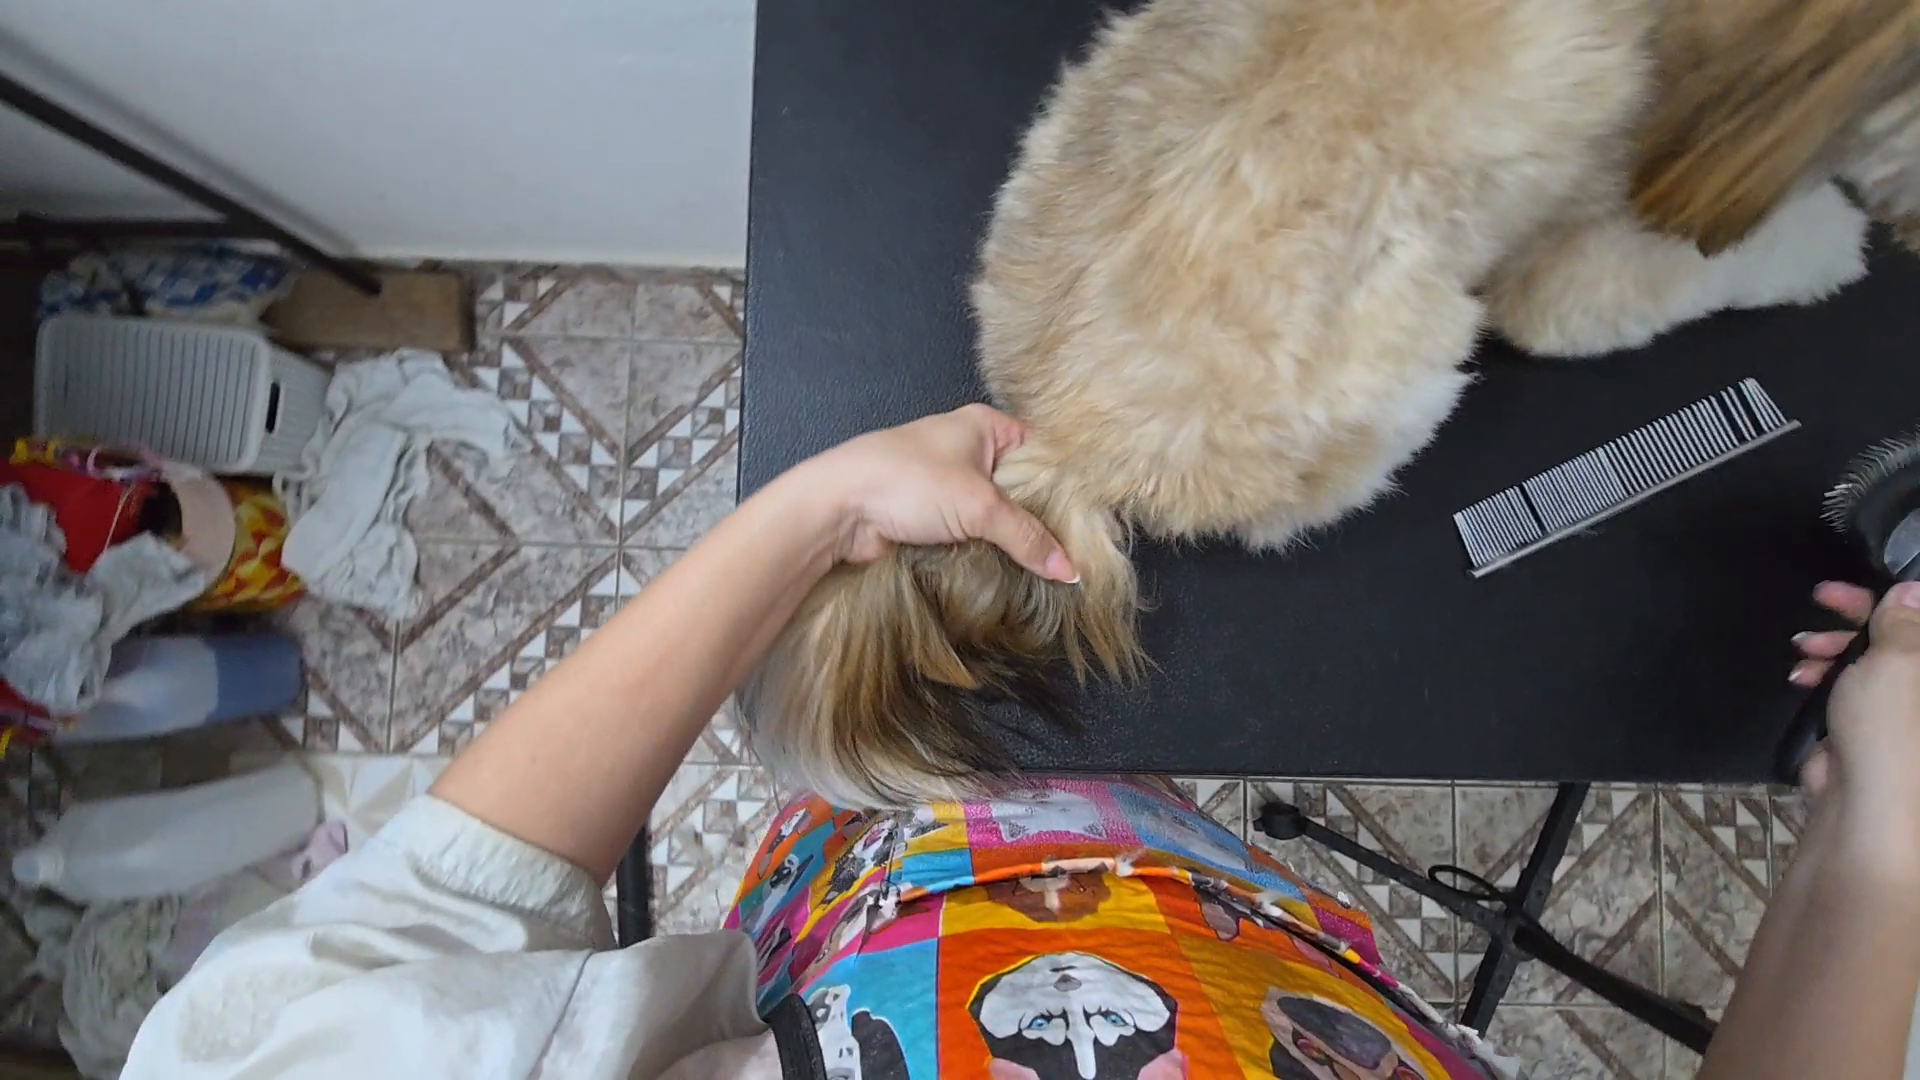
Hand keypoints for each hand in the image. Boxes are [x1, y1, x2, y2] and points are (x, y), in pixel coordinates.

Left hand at [788, 404, 1078, 580]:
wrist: (838, 508)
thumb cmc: (910, 483)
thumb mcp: (979, 506)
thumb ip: (1028, 537)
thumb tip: (1070, 569)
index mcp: (985, 427)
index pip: (1041, 454)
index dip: (1065, 488)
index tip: (1091, 524)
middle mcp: (969, 450)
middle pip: (1020, 488)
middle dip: (1040, 521)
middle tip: (1074, 555)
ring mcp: (948, 484)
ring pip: (995, 516)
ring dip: (1010, 541)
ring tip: (1048, 571)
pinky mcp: (930, 516)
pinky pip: (971, 534)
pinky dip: (986, 551)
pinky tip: (1010, 573)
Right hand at [1789, 581, 1919, 806]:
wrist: (1870, 797)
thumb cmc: (1893, 728)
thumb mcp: (1895, 665)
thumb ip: (1902, 626)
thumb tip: (1912, 591)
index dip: (1894, 600)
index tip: (1849, 587)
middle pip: (1904, 637)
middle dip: (1861, 618)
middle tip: (1821, 600)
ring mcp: (1907, 704)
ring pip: (1876, 656)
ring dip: (1836, 646)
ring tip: (1805, 653)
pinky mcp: (1880, 718)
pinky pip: (1855, 681)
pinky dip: (1828, 673)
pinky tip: (1804, 676)